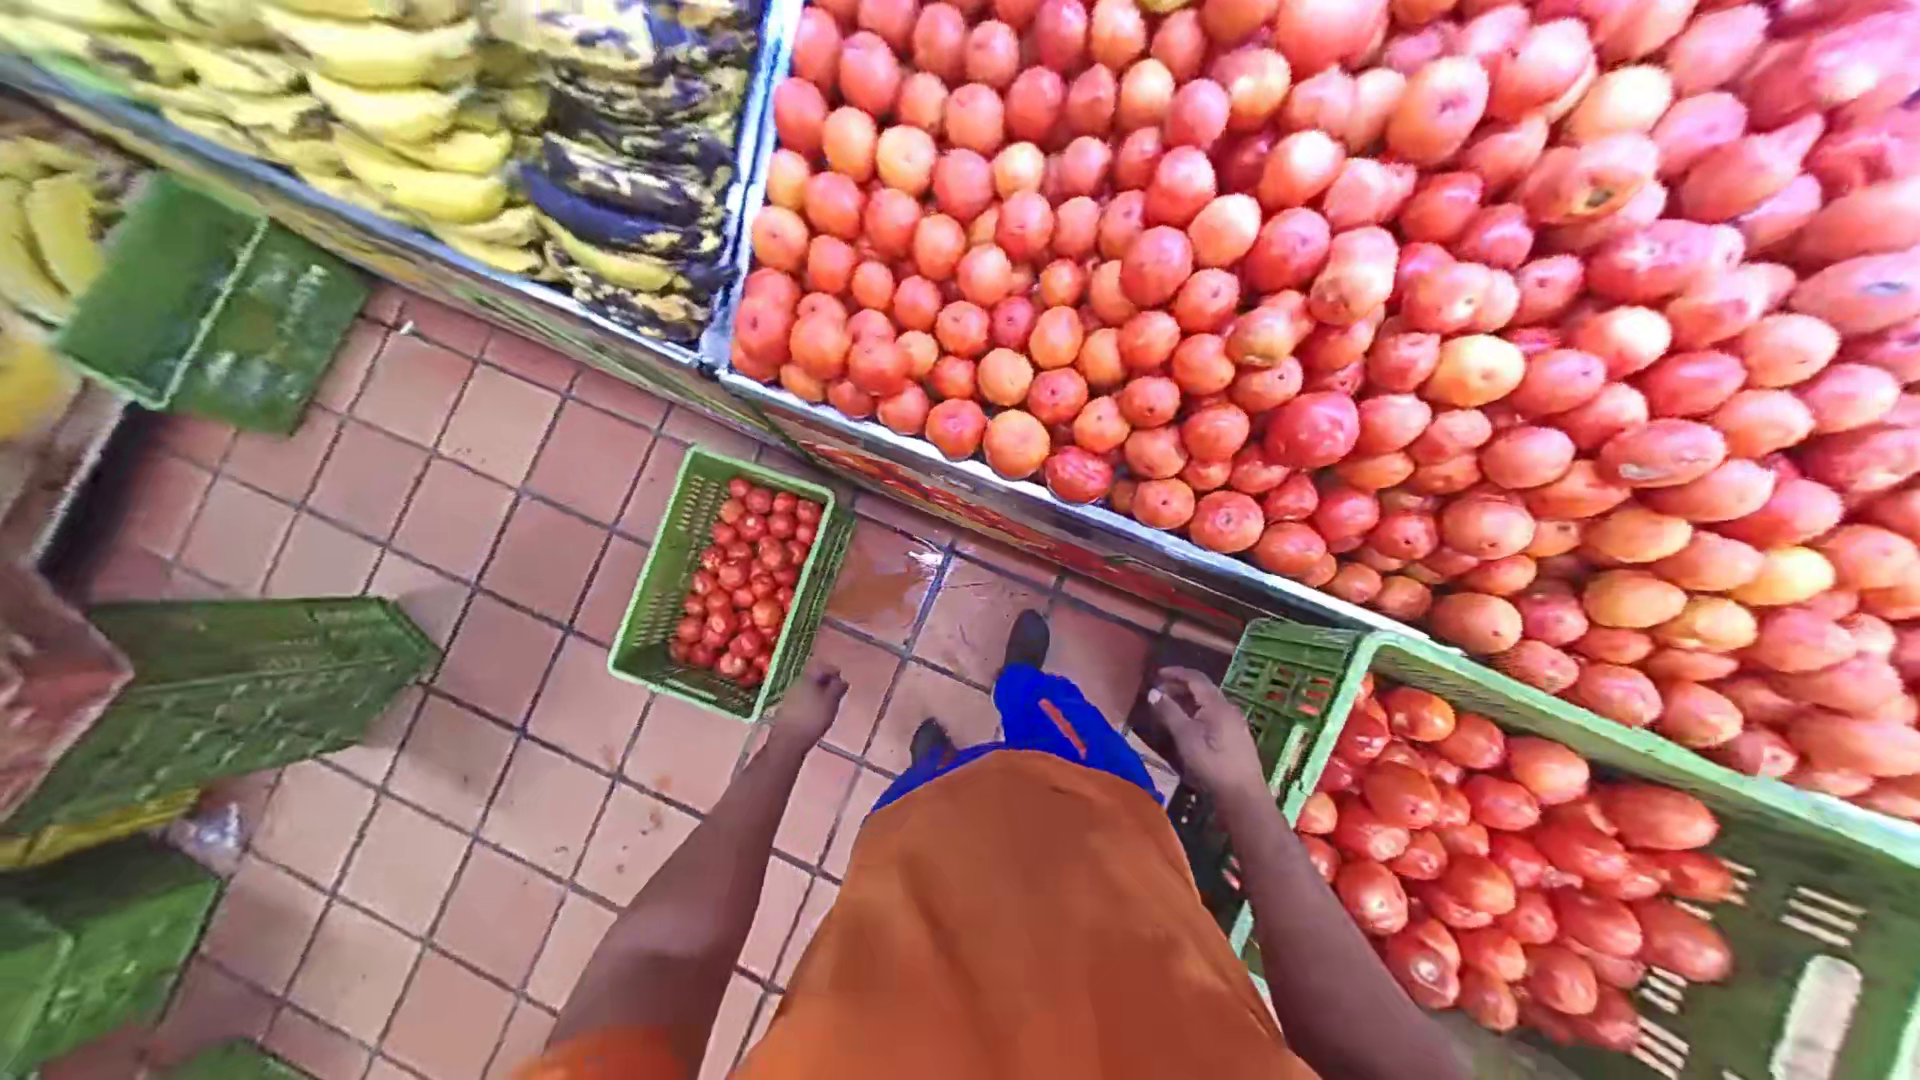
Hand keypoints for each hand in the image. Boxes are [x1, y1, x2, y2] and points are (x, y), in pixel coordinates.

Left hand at [770, 664, 847, 746]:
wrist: (788, 741)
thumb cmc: (813, 718)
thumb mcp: (831, 702)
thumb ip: (837, 688)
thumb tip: (842, 680)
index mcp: (808, 678)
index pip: (821, 666)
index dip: (833, 670)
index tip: (841, 677)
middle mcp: (797, 683)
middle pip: (813, 677)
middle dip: (826, 681)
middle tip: (837, 690)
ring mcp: (790, 696)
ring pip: (807, 688)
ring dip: (818, 692)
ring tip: (829, 702)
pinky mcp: (786, 710)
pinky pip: (802, 699)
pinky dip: (811, 701)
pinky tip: (816, 711)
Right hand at [1146, 667, 1266, 803]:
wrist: (1243, 797)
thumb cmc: (1212, 764)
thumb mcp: (1185, 737)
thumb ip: (1169, 712)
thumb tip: (1153, 692)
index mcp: (1218, 705)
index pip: (1196, 678)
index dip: (1176, 673)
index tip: (1157, 674)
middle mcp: (1229, 709)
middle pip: (1202, 689)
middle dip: (1179, 687)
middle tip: (1159, 693)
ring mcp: (1235, 723)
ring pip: (1208, 703)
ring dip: (1187, 700)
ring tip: (1169, 708)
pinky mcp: (1236, 737)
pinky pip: (1213, 714)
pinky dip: (1196, 712)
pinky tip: (1187, 725)